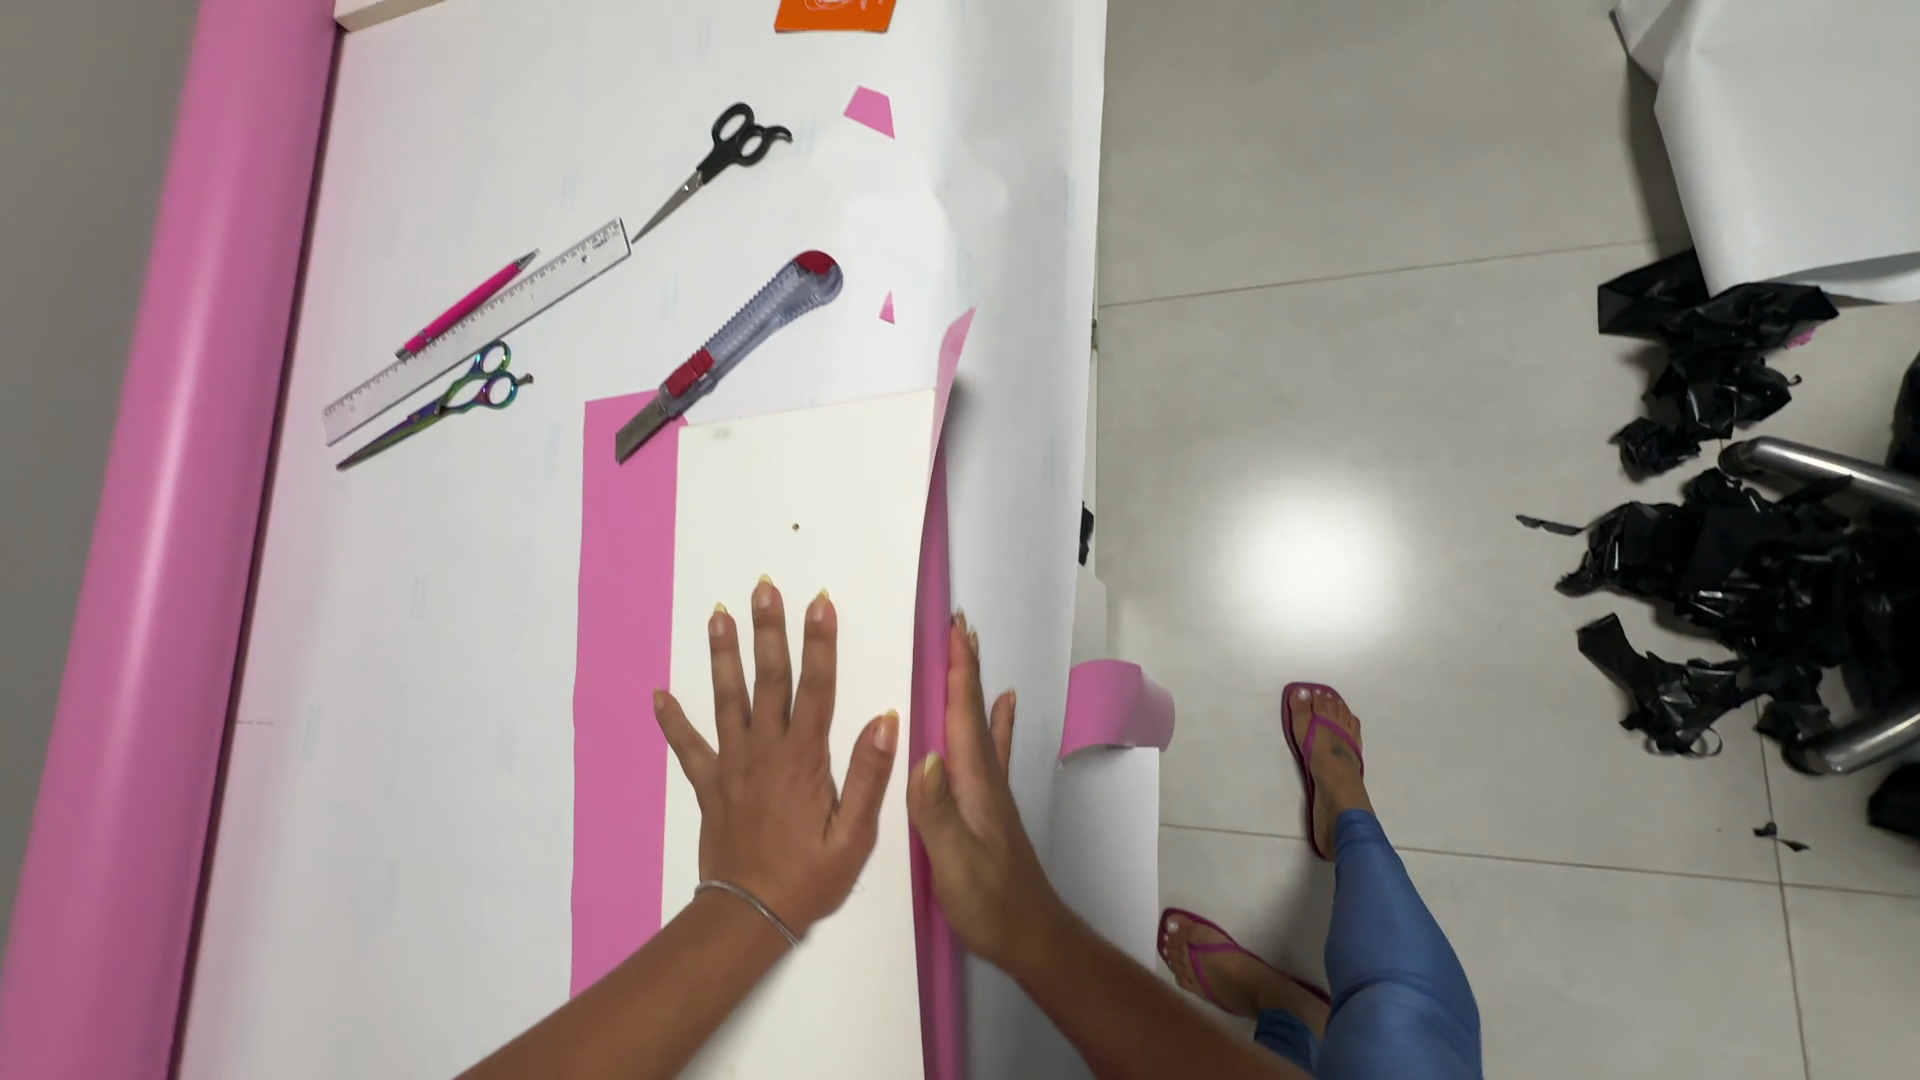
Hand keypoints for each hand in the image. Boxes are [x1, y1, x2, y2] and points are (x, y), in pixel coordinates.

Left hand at [652, 579, 899, 937]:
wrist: (748, 916)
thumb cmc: (809, 876)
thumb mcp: (855, 835)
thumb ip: (869, 775)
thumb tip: (884, 719)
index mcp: (803, 758)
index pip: (816, 687)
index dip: (819, 643)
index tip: (819, 602)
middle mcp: (765, 749)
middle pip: (768, 679)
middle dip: (768, 631)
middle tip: (762, 588)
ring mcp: (731, 764)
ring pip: (727, 699)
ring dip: (723, 655)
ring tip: (718, 615)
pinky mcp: (708, 784)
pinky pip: (687, 747)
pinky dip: (672, 720)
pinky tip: (657, 694)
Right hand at [907, 613, 1067, 971]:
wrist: (1030, 932)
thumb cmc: (988, 900)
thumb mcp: (953, 861)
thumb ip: (936, 811)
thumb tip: (922, 754)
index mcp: (974, 780)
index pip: (964, 713)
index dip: (959, 669)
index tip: (954, 627)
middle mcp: (985, 774)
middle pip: (974, 707)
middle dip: (966, 663)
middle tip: (958, 622)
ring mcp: (991, 787)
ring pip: (981, 720)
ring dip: (975, 682)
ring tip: (970, 647)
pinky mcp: (992, 802)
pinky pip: (992, 748)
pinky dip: (997, 720)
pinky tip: (1004, 704)